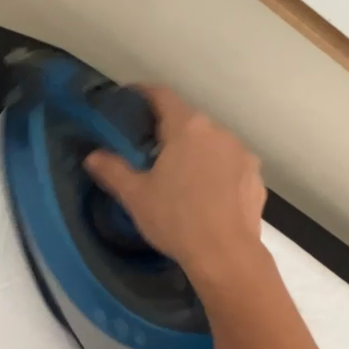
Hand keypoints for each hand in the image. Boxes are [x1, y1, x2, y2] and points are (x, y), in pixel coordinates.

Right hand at [82, 85, 266, 284]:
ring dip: (194, 154)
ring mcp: (242, 154)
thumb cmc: (176, 219)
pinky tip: (205, 197)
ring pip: (211, 144)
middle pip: (189, 122)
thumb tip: (93, 156)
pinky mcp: (255, 177)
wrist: (226, 255)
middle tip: (149, 153)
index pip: (163, 96)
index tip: (130, 100)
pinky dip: (215, 173)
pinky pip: (229, 166)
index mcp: (187, 128)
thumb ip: (113, 170)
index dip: (144, 94)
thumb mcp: (136, 196)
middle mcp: (219, 132)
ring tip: (179, 179)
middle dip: (168, 132)